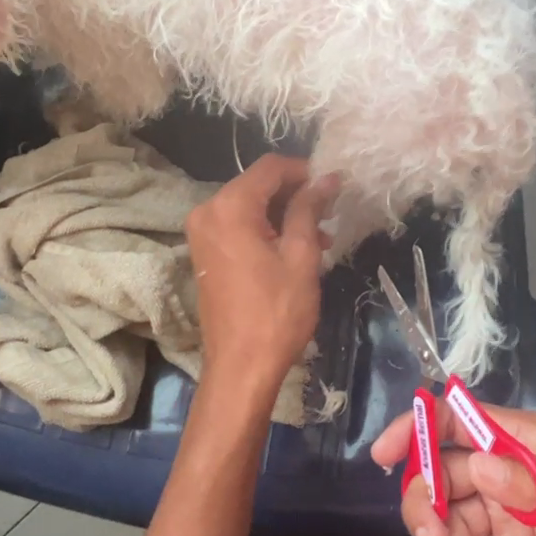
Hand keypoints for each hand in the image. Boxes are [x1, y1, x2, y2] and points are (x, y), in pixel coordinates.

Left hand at [185, 154, 338, 387]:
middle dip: (296, 194)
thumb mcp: (301, 256)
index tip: (333, 187)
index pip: (270, 168)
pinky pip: (239, 225)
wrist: (241, 367)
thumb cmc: (276, 312)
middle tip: (330, 214)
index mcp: (230, 207)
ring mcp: (203, 232)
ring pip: (251, 205)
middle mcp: (208, 211)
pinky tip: (296, 248)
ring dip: (284, 214)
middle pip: (258, 184)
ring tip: (321, 237)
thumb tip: (327, 178)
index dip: (305, 171)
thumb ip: (310, 209)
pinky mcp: (206, 252)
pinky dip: (266, 229)